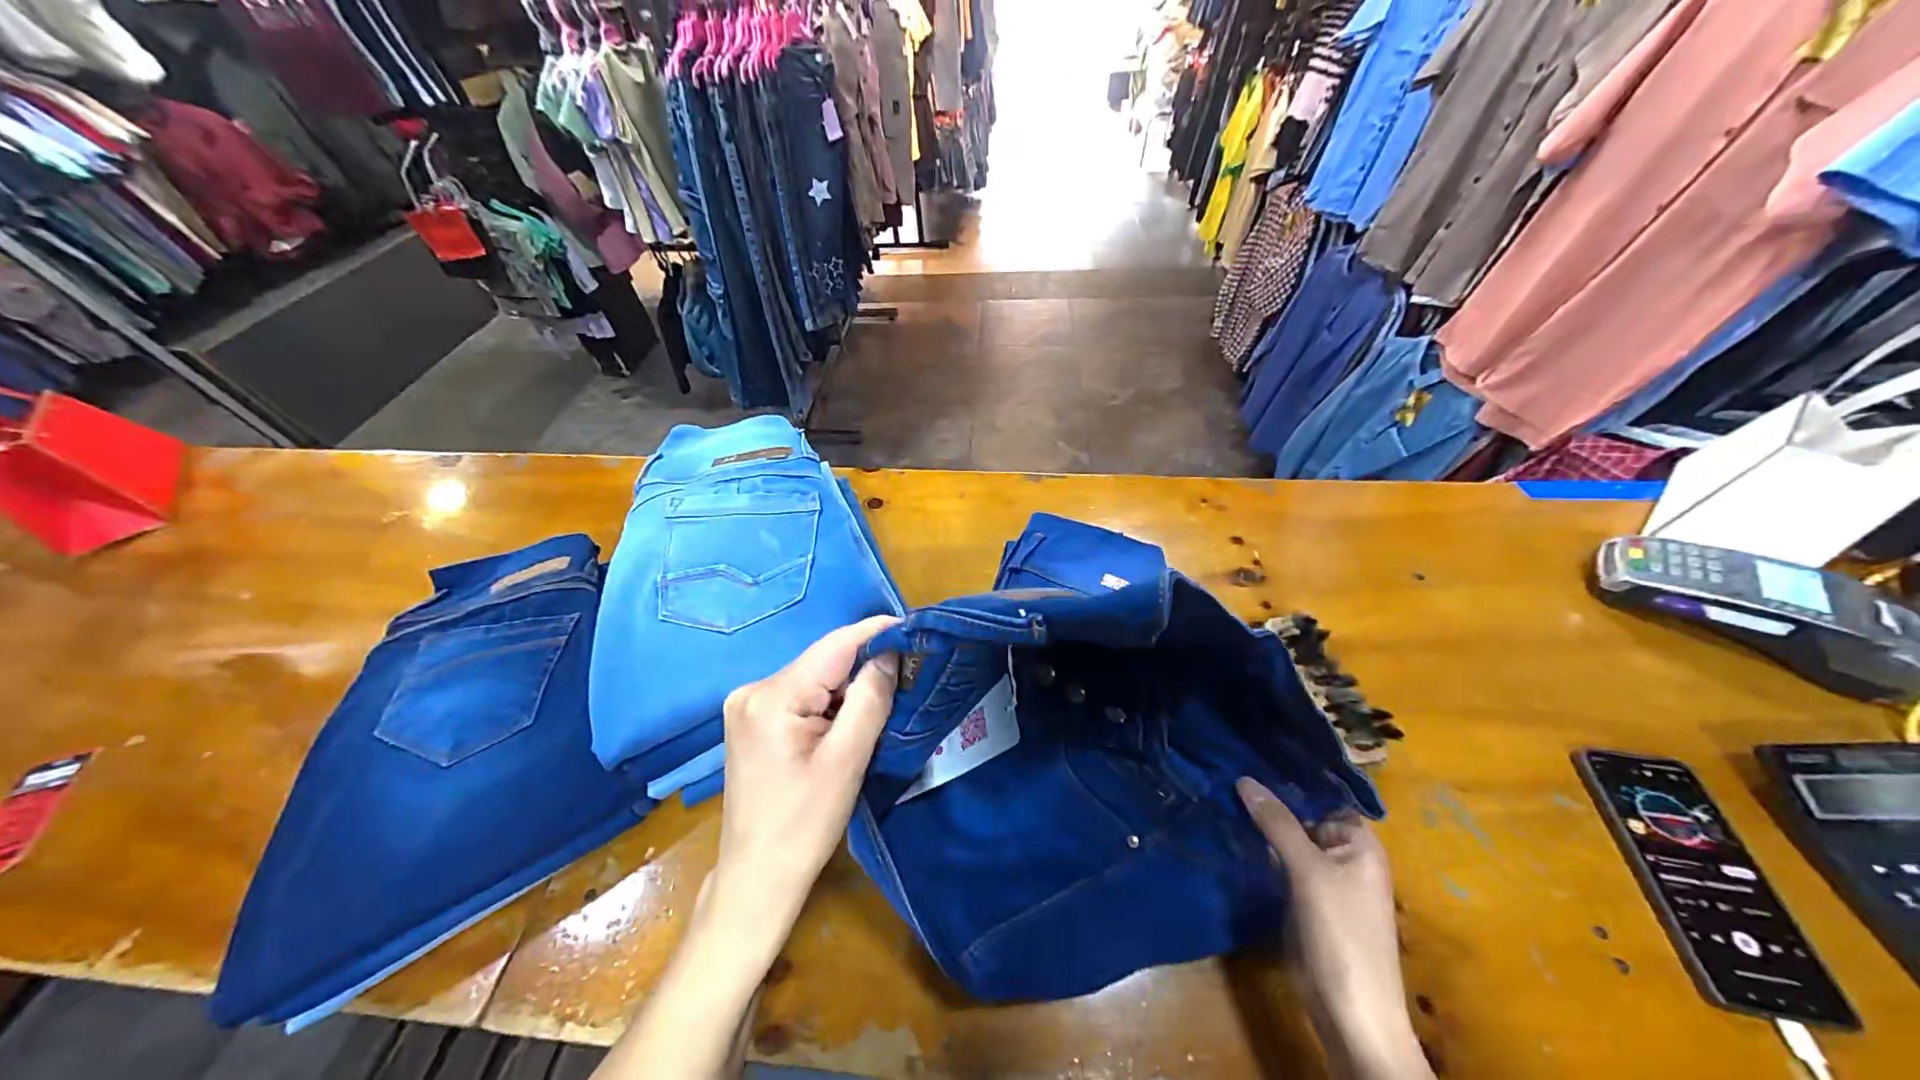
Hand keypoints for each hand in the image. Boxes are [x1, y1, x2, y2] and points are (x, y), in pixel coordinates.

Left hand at [711, 616, 901, 936]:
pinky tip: (849, 722)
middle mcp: (753, 690)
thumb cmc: (804, 825)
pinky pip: (801, 696)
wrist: (756, 877)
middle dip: (865, 666)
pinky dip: (829, 703)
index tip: (914, 627)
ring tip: (885, 702)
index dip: (875, 632)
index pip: (834, 647)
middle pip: (823, 662)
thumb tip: (891, 654)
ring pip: (814, 679)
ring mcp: (747, 705)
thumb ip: (870, 699)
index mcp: (771, 697)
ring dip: (848, 687)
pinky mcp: (752, 721)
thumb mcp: (846, 760)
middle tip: (908, 675)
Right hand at [1238, 778, 1431, 1079]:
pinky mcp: (1303, 901)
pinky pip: (1280, 865)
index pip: (1322, 796)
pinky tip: (1230, 834)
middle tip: (1224, 772)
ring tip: (1219, 794)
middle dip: (1268, 801)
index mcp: (1359, 844)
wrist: (1349, 1012)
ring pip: (1287, 842)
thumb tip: (1245, 779)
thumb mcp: (1308, 871)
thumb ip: (1278, 823)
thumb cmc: (1341, 934)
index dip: (1289, 777)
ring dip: (1260, 826)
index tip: (1249, 755)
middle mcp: (1344, 856)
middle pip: (1302, 818)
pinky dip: (1259, 851)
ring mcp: (1323, 880)